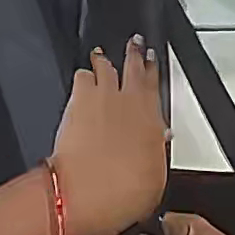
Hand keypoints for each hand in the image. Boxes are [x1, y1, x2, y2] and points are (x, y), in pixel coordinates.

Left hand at [50, 36, 168, 234]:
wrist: (89, 191)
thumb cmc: (123, 191)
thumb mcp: (154, 174)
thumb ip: (155, 149)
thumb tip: (156, 141)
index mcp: (152, 117)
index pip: (155, 83)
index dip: (153, 68)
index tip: (152, 59)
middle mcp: (129, 100)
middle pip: (133, 65)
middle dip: (134, 52)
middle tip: (135, 43)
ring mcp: (102, 95)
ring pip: (105, 65)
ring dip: (105, 61)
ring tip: (103, 56)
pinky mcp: (77, 99)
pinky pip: (82, 76)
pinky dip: (84, 76)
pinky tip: (82, 77)